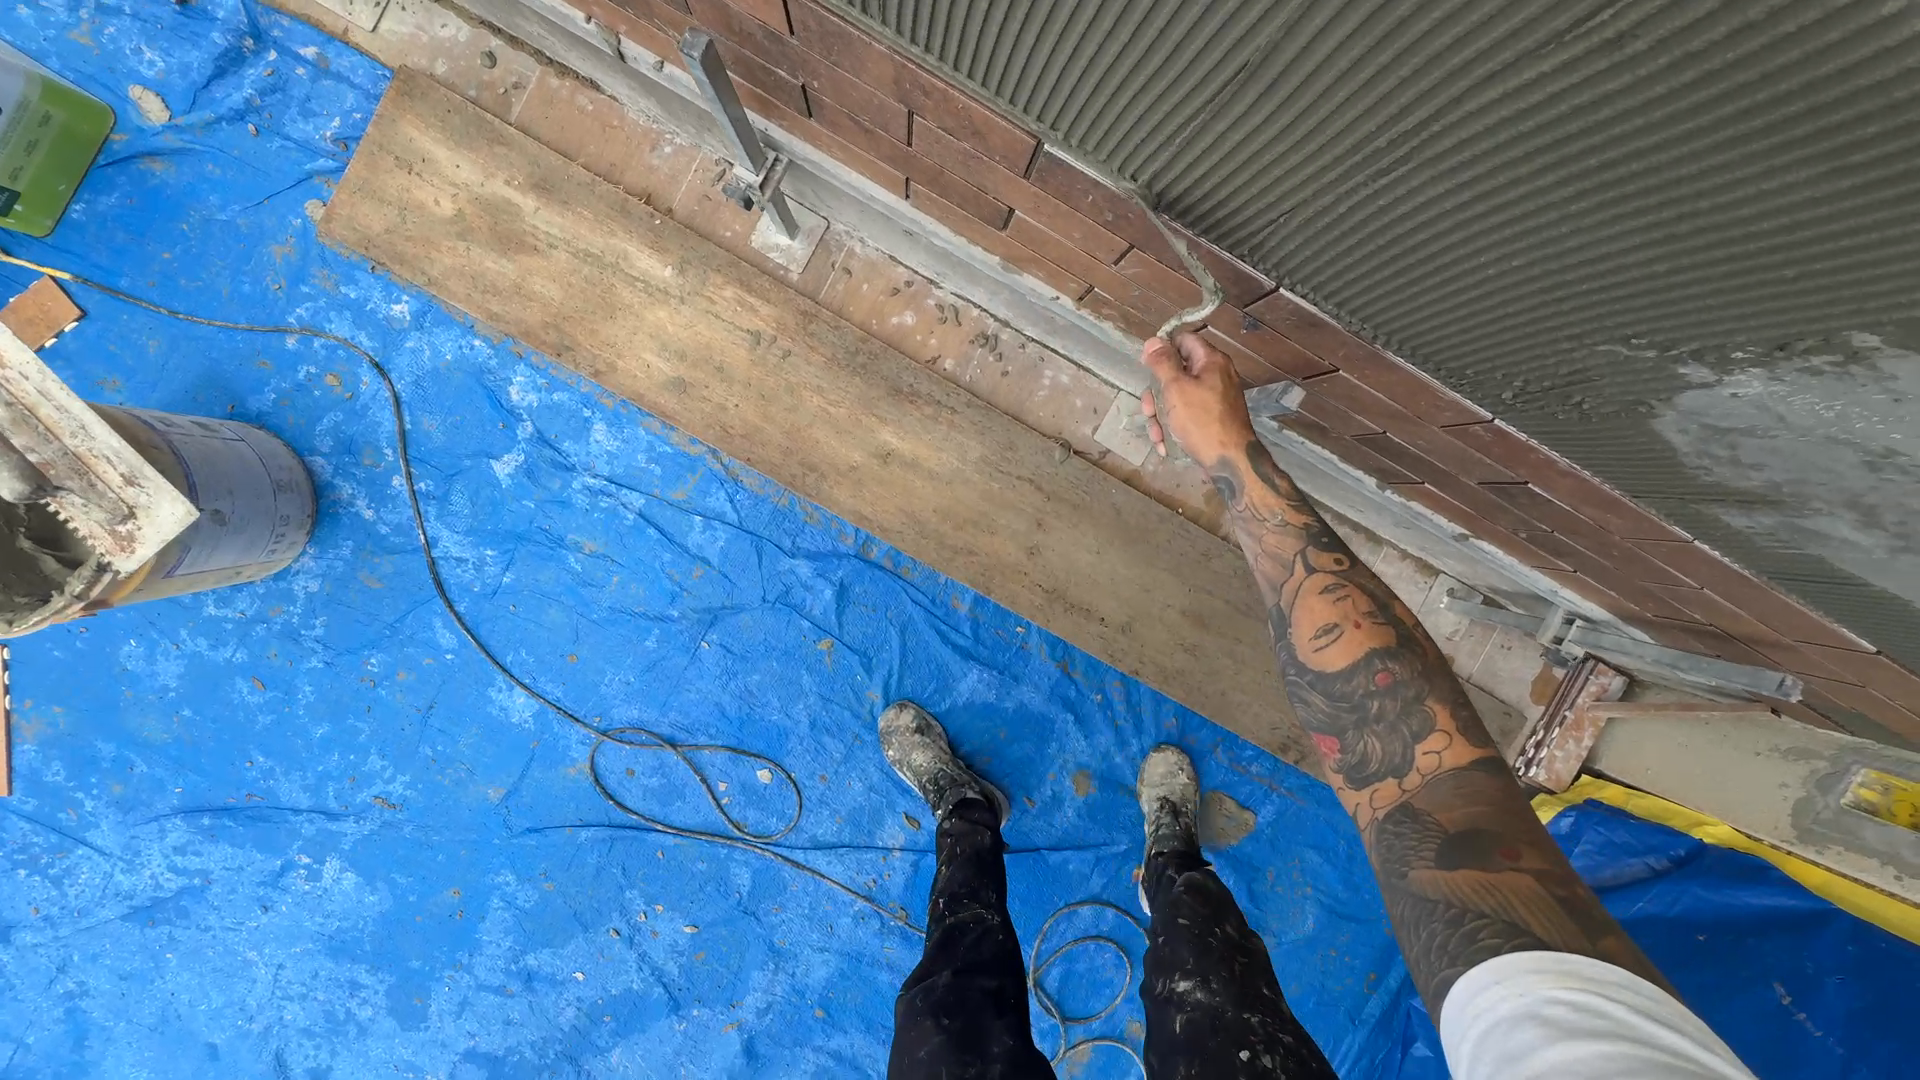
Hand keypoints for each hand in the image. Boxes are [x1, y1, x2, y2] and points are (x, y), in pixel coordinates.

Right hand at [1140, 332, 1256, 465]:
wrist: (1229, 461)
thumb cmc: (1202, 421)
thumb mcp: (1176, 389)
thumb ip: (1162, 363)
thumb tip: (1152, 340)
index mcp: (1211, 361)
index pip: (1183, 340)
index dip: (1162, 350)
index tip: (1146, 367)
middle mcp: (1215, 375)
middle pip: (1176, 372)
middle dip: (1157, 392)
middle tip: (1149, 410)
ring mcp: (1214, 397)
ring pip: (1177, 396)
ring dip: (1161, 414)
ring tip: (1157, 434)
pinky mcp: (1212, 417)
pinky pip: (1186, 413)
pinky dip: (1173, 425)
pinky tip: (1165, 442)